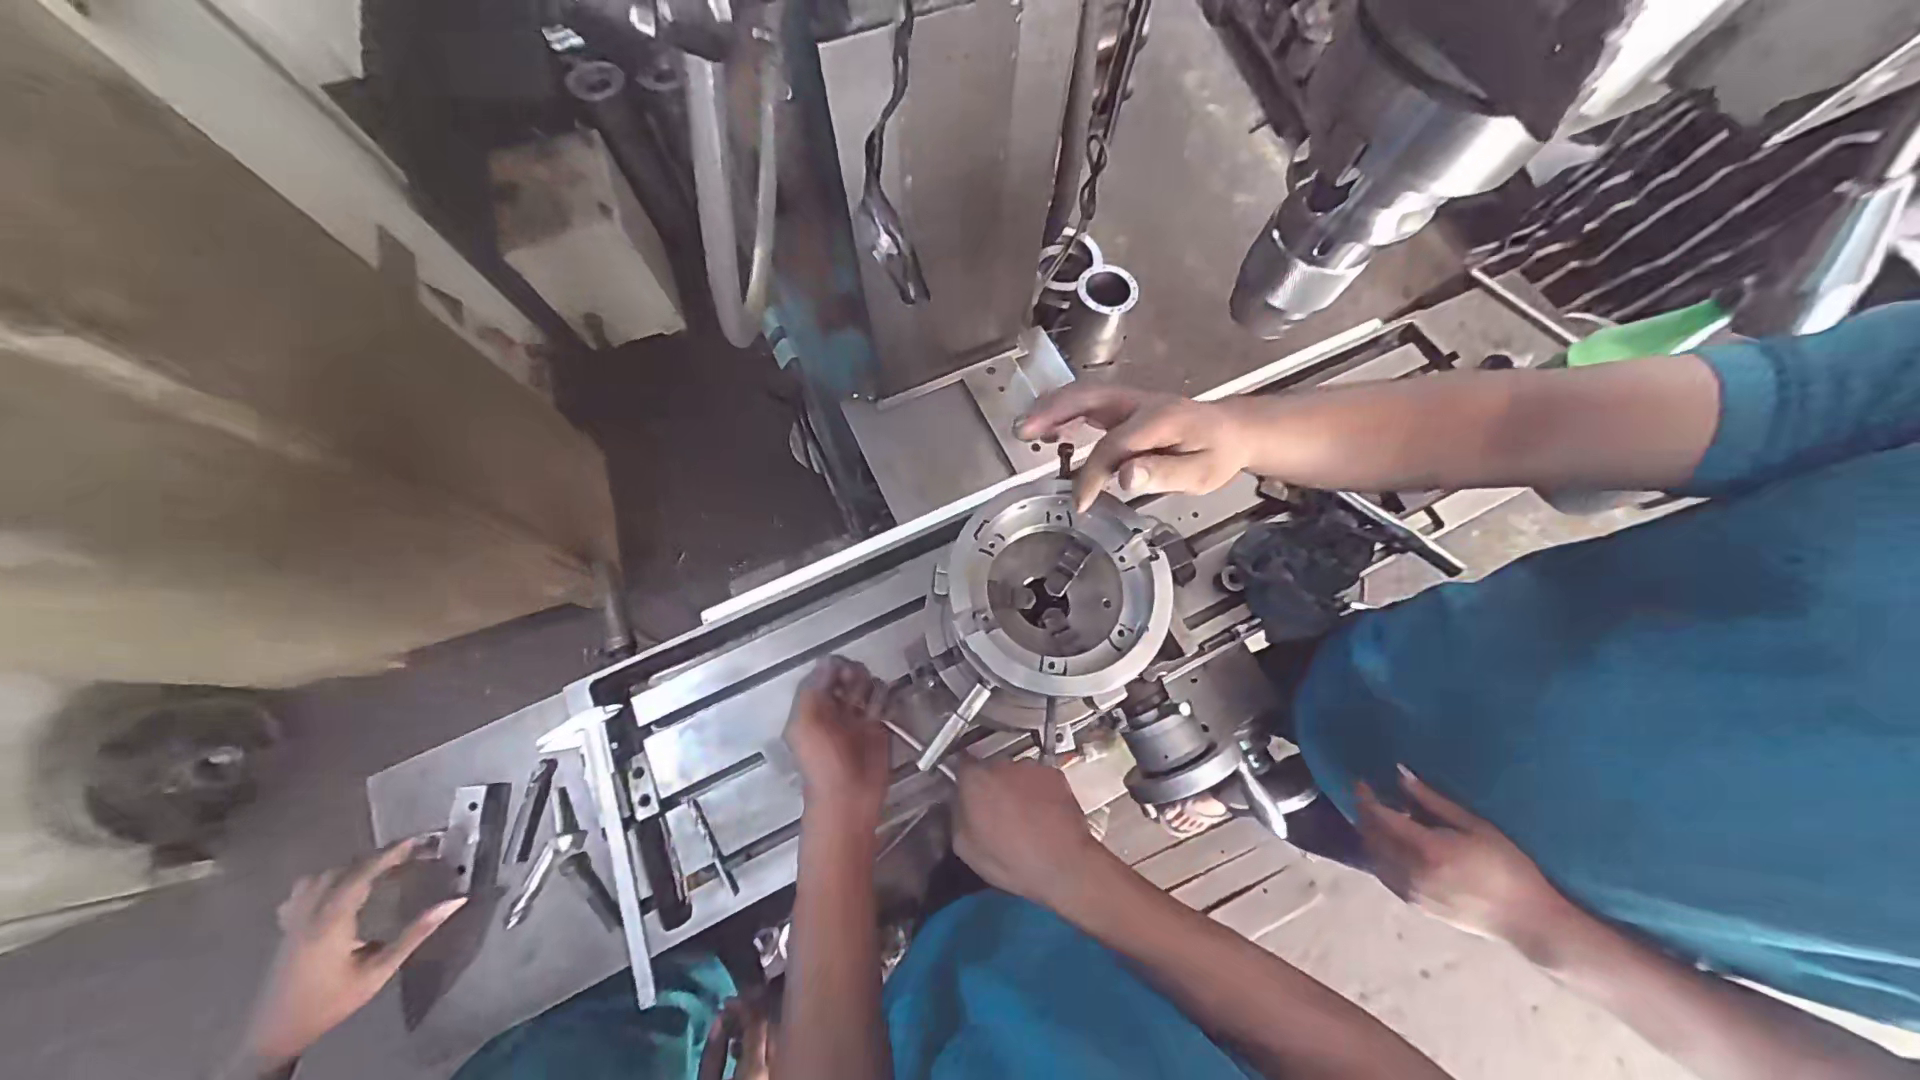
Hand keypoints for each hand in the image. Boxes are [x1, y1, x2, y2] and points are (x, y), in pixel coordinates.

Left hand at [238, 838, 463, 1069]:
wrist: (275, 1035)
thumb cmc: (331, 1002)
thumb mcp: (379, 971)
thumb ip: (416, 933)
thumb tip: (455, 901)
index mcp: (331, 922)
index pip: (362, 874)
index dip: (391, 854)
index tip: (418, 841)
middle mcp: (309, 914)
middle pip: (342, 870)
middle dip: (376, 857)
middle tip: (408, 855)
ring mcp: (292, 921)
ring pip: (319, 877)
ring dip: (350, 867)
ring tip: (376, 869)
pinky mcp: (285, 929)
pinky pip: (301, 892)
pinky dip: (325, 880)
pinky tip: (338, 889)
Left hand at [783, 656, 892, 829]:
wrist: (849, 797)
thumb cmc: (822, 763)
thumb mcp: (806, 725)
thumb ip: (812, 691)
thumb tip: (828, 662)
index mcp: (812, 706)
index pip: (823, 672)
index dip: (833, 668)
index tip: (842, 673)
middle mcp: (834, 708)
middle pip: (847, 673)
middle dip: (853, 674)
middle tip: (855, 688)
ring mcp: (857, 716)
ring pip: (866, 683)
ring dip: (868, 687)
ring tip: (867, 706)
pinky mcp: (878, 725)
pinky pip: (883, 700)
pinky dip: (883, 699)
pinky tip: (879, 712)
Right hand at [952, 760, 1113, 908]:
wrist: (1065, 865)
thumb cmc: (1013, 861)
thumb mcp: (966, 848)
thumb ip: (957, 815)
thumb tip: (959, 803)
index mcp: (975, 780)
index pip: (960, 763)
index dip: (962, 779)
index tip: (965, 792)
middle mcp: (1001, 764)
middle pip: (989, 768)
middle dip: (990, 786)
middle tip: (996, 812)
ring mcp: (1030, 767)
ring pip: (1015, 773)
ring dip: (1014, 787)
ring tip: (1023, 817)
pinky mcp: (1055, 773)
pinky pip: (1038, 778)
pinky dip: (1038, 790)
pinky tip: (1042, 814)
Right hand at [1017, 384, 1253, 510]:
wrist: (1233, 430)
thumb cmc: (1216, 454)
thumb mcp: (1200, 473)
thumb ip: (1163, 473)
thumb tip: (1125, 476)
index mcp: (1160, 419)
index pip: (1113, 446)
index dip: (1092, 475)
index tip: (1081, 504)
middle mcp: (1141, 402)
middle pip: (1088, 398)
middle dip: (1052, 412)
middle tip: (1023, 431)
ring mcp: (1131, 400)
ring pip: (1083, 394)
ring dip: (1051, 407)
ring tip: (1025, 428)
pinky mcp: (1125, 404)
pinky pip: (1088, 400)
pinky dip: (1063, 409)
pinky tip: (1048, 427)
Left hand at [1355, 766, 1573, 951]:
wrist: (1529, 920)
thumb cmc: (1508, 867)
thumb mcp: (1475, 826)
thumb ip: (1432, 801)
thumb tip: (1400, 774)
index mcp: (1425, 849)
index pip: (1379, 816)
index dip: (1366, 797)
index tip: (1362, 783)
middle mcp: (1409, 870)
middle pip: (1369, 834)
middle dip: (1365, 813)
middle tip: (1373, 798)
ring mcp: (1409, 891)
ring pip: (1371, 854)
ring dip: (1369, 833)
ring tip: (1384, 820)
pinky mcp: (1413, 904)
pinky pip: (1381, 873)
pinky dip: (1377, 854)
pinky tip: (1391, 846)